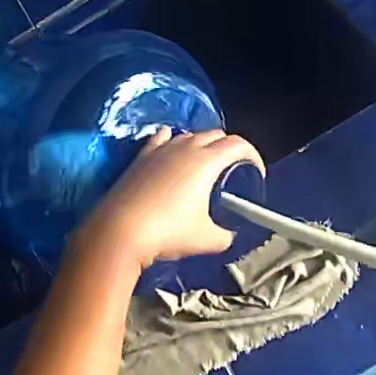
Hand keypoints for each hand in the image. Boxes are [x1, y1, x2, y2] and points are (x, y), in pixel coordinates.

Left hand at [71, 129, 263, 269]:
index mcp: (207, 161)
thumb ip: (225, 234)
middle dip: (228, 148)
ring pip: (188, 135)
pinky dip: (172, 141)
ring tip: (203, 164)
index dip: (252, 155)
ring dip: (201, 144)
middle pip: (214, 134)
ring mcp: (159, 149)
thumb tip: (226, 235)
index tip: (255, 171)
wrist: (120, 229)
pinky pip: (161, 138)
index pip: (238, 144)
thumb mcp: (207, 239)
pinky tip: (170, 152)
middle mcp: (184, 147)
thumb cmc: (168, 232)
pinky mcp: (140, 157)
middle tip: (232, 170)